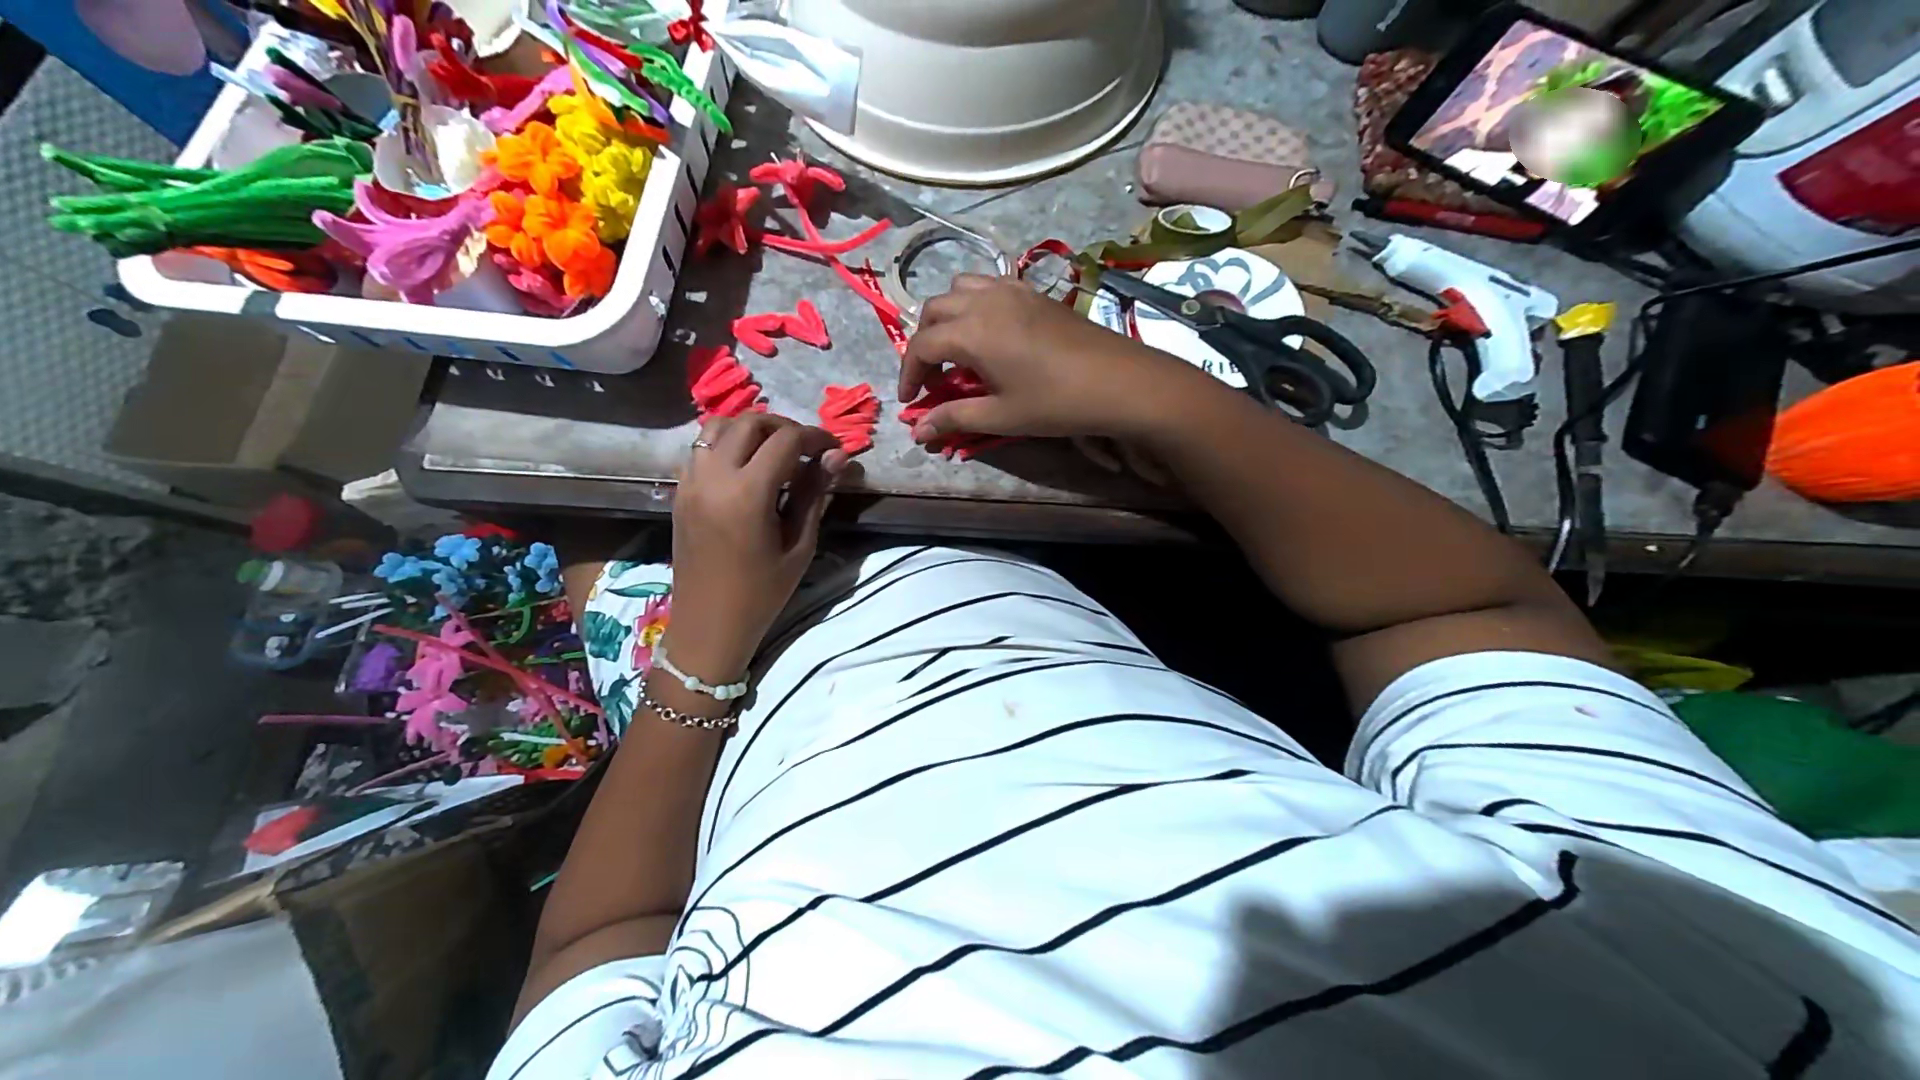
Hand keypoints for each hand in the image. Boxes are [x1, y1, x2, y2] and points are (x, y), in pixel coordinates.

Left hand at [662, 414, 844, 684]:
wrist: (708, 625)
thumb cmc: (761, 593)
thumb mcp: (799, 546)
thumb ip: (815, 494)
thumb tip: (836, 456)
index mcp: (747, 494)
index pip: (786, 440)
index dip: (816, 437)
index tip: (834, 449)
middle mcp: (713, 477)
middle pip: (750, 422)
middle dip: (784, 427)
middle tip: (806, 449)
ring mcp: (690, 482)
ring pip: (718, 427)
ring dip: (751, 430)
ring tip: (774, 452)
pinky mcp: (680, 491)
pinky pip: (701, 448)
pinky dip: (727, 444)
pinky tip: (747, 468)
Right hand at [897, 274, 1212, 442]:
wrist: (1119, 381)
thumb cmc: (1057, 402)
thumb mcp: (1001, 415)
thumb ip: (954, 417)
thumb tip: (917, 432)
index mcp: (972, 330)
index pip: (922, 346)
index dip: (909, 374)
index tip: (911, 401)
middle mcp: (985, 300)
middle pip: (934, 311)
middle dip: (924, 343)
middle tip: (931, 377)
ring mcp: (1012, 290)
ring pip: (960, 289)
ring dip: (947, 317)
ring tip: (956, 350)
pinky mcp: (1034, 292)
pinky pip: (990, 284)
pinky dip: (975, 303)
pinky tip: (989, 331)